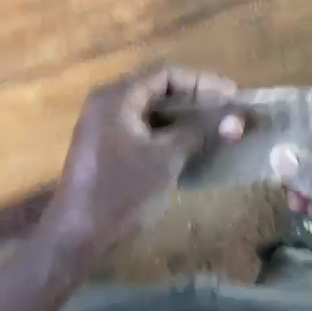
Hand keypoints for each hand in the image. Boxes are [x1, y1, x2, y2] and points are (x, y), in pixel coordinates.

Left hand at [37, 66, 240, 258]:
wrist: (76, 236)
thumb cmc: (121, 192)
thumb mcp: (166, 160)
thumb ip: (199, 133)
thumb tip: (234, 121)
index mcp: (116, 97)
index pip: (166, 74)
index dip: (203, 82)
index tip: (232, 95)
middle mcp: (106, 103)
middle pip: (157, 88)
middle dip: (194, 98)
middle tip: (226, 109)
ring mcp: (102, 125)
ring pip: (149, 109)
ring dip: (182, 116)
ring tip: (214, 126)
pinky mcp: (104, 147)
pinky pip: (141, 127)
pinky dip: (166, 131)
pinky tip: (190, 144)